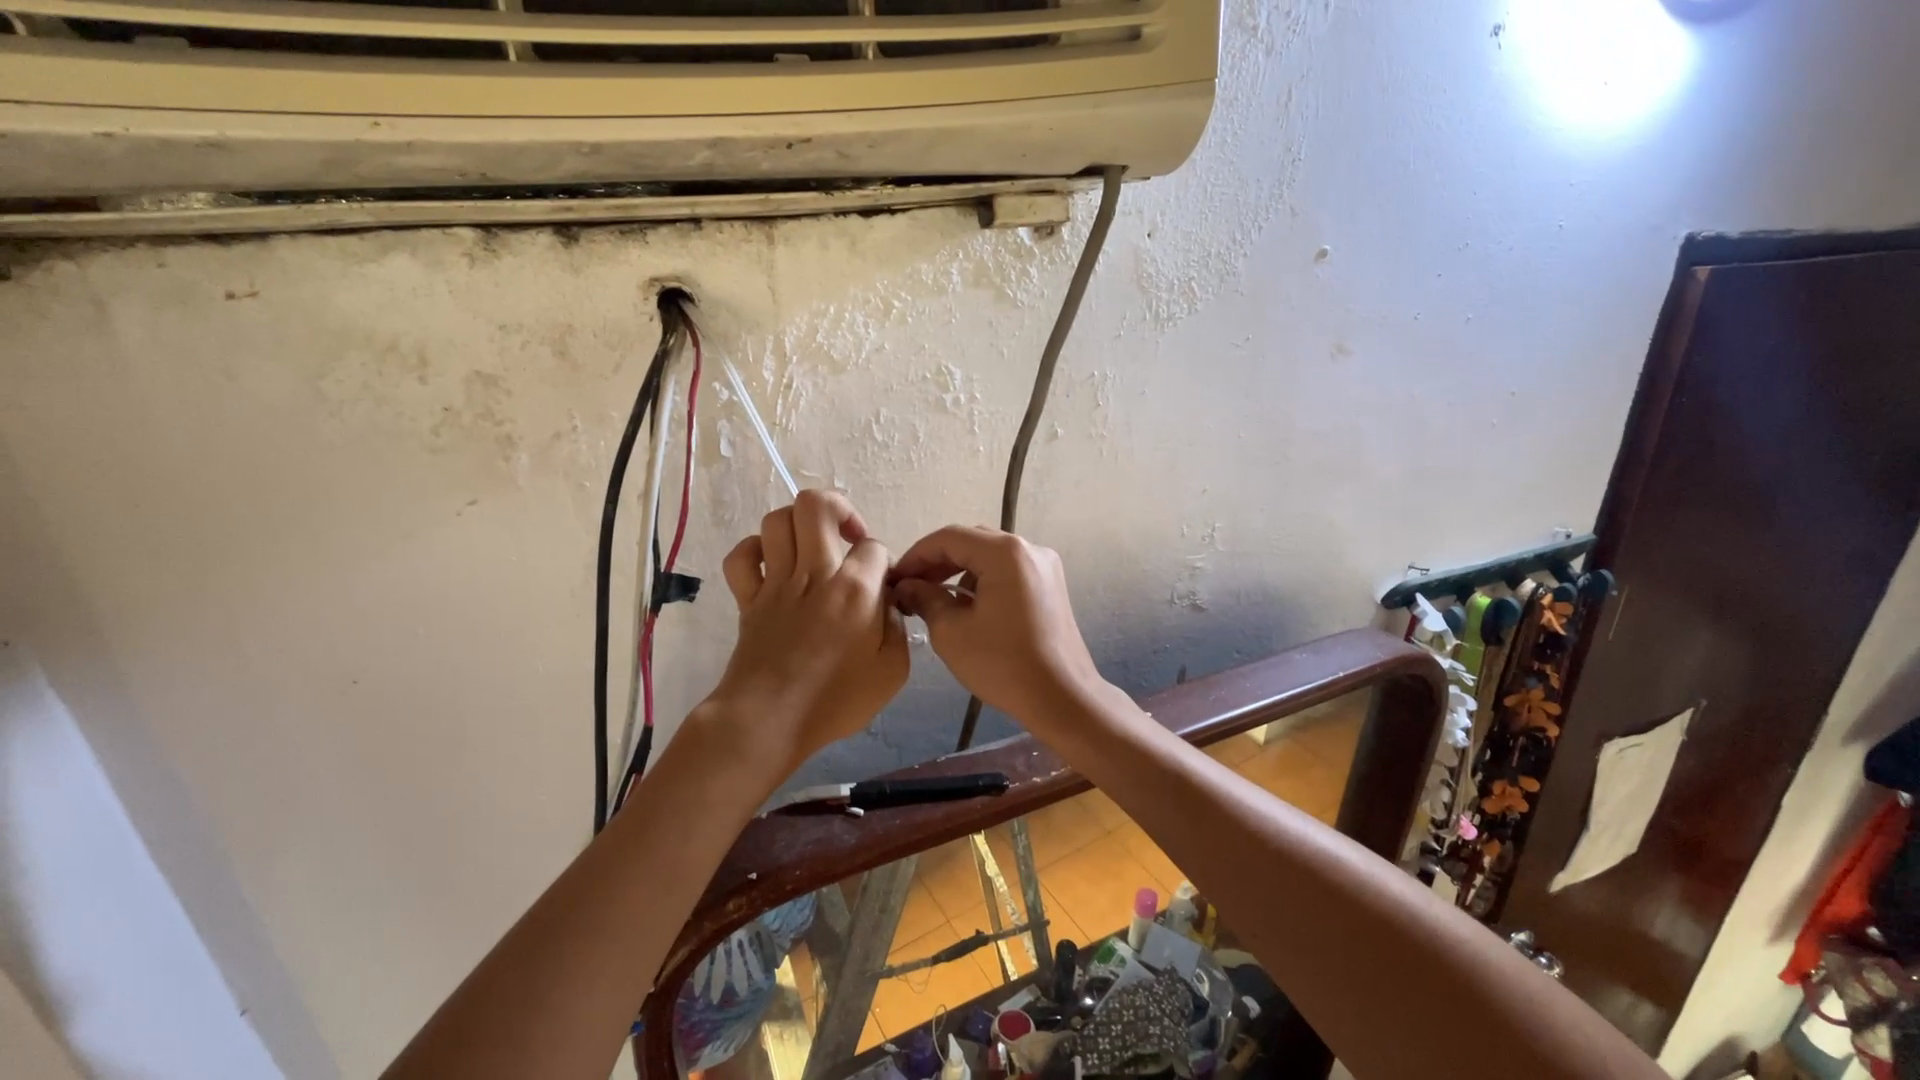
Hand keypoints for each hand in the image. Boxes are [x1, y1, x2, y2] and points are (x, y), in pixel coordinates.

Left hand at [707, 490, 908, 773]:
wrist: (769, 721)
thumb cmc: (835, 701)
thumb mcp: (892, 671)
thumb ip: (897, 627)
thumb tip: (887, 602)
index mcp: (855, 589)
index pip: (875, 547)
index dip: (884, 561)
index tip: (883, 588)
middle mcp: (814, 573)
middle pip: (815, 505)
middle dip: (839, 508)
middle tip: (849, 539)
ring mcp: (775, 583)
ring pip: (777, 521)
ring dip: (799, 526)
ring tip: (813, 549)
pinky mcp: (747, 599)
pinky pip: (742, 556)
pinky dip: (755, 551)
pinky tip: (772, 565)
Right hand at [890, 525, 1107, 725]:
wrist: (1061, 697)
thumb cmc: (1002, 664)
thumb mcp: (951, 632)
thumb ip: (925, 599)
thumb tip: (907, 586)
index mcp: (1004, 553)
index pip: (948, 538)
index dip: (916, 556)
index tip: (895, 580)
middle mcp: (1028, 549)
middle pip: (971, 542)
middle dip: (937, 563)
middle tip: (910, 588)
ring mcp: (1044, 567)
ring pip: (990, 556)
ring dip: (959, 572)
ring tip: (935, 600)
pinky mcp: (1051, 586)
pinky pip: (1009, 572)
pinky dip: (984, 582)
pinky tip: (968, 609)